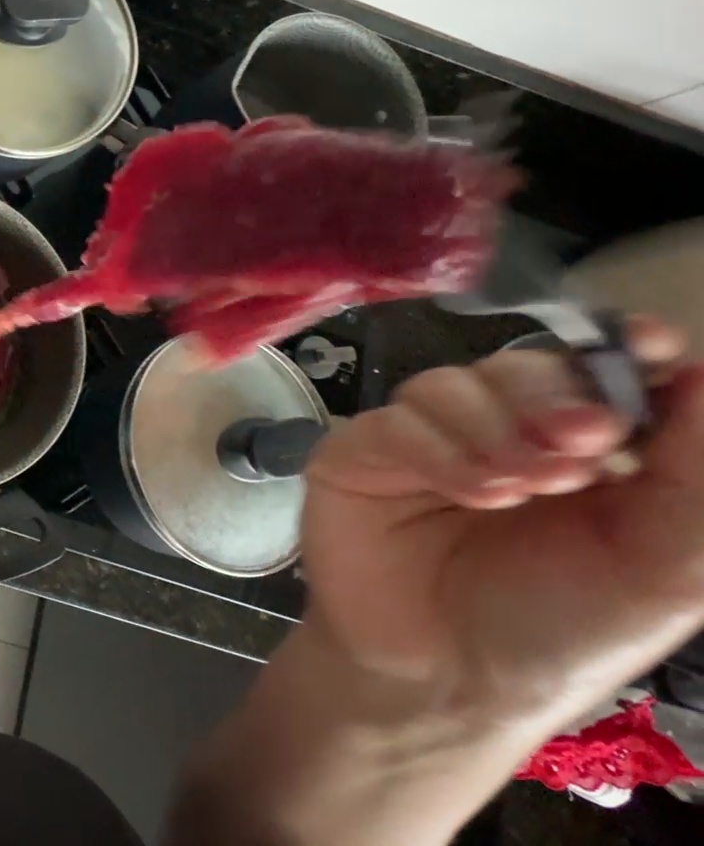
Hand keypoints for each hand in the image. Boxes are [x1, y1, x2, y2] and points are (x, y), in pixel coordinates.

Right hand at [300, 317, 703, 731]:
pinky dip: (435, 449)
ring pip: (448, 383)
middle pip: (521, 365)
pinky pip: (390, 421)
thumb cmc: (562, 627)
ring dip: (494, 428)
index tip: (649, 347)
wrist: (446, 677)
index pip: (597, 372)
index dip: (623, 351)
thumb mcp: (669, 566)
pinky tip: (469, 494)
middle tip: (587, 445)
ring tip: (520, 490)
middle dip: (557, 395)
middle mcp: (496, 432)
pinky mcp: (355, 453)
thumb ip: (698, 475)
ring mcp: (419, 440)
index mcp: (580, 450)